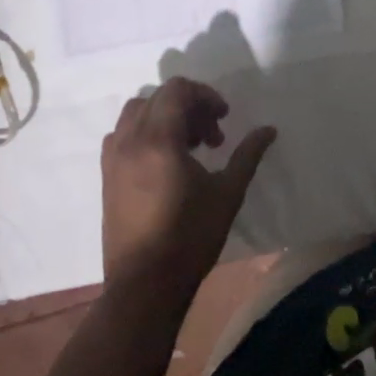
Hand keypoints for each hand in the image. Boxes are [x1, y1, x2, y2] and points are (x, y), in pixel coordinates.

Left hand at [99, 77, 276, 287]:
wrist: (145, 285)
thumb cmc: (190, 237)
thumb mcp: (228, 193)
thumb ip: (248, 154)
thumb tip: (269, 129)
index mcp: (158, 140)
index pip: (177, 90)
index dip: (205, 95)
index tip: (224, 118)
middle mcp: (130, 142)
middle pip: (157, 98)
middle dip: (188, 106)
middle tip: (212, 136)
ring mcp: (113, 159)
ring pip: (136, 113)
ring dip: (164, 117)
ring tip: (188, 145)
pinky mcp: (106, 177)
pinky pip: (122, 136)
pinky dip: (144, 133)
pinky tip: (164, 161)